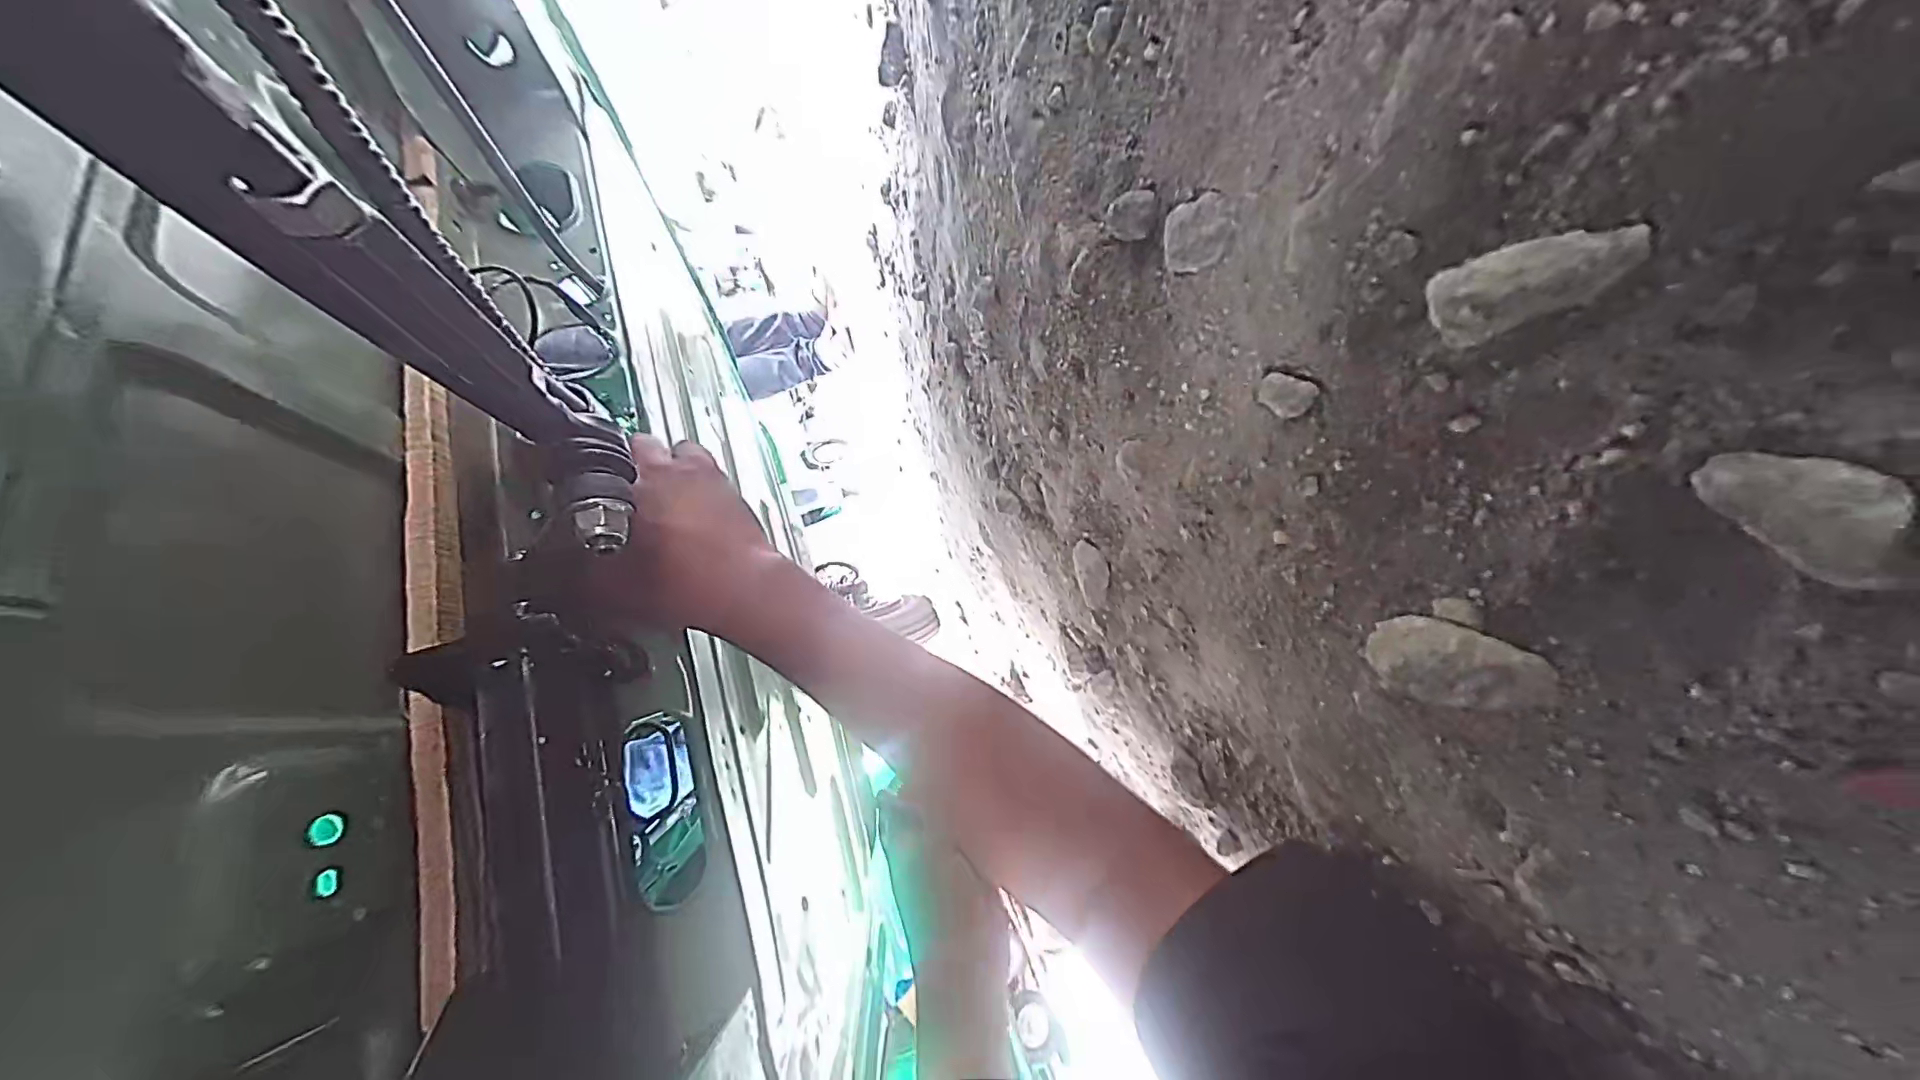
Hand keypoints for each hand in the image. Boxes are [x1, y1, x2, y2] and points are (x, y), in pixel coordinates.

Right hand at [590, 435, 784, 634]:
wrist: (743, 589)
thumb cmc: (687, 583)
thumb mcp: (616, 586)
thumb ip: (583, 571)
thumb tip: (563, 572)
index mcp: (640, 481)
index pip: (605, 452)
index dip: (598, 470)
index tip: (595, 486)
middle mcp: (678, 469)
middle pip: (646, 444)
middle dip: (635, 463)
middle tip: (630, 492)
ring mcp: (712, 477)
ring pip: (684, 454)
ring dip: (673, 468)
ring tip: (666, 499)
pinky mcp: (736, 493)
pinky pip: (712, 477)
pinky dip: (702, 488)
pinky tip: (697, 515)